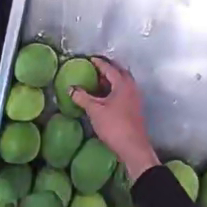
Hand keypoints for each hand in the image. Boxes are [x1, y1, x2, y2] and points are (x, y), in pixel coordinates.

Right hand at [71, 57, 159, 180]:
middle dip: (108, 69)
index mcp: (123, 84)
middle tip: (95, 68)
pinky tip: (105, 96)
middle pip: (120, 73)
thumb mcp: (94, 110)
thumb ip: (82, 97)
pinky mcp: (135, 109)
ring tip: (98, 81)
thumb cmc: (114, 125)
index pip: (110, 68)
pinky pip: (124, 92)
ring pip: (123, 83)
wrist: (133, 148)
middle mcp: (132, 88)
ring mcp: (135, 99)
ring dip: (112, 80)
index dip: (99, 63)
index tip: (90, 59)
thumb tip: (70, 88)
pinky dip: (115, 89)